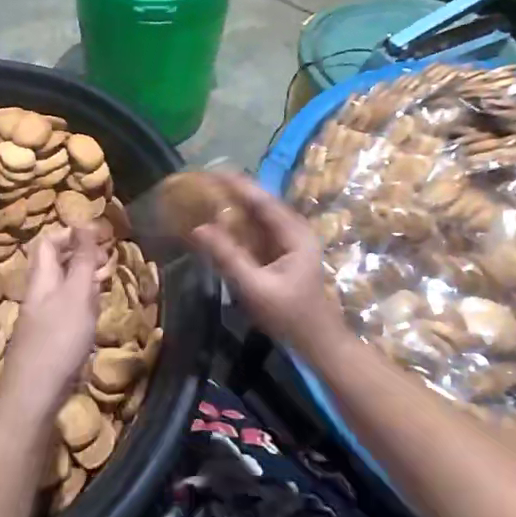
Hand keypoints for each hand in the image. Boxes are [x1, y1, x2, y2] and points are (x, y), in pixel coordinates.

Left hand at [0, 227, 102, 420]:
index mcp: (40, 279)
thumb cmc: (58, 339)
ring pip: (62, 288)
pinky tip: (96, 312)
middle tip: (107, 259)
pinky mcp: (49, 339)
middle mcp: (37, 294)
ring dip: (83, 280)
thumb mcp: (75, 294)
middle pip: (55, 265)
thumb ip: (81, 260)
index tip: (97, 236)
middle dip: (80, 256)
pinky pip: (66, 311)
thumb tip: (84, 222)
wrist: (35, 393)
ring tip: (107, 280)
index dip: (69, 234)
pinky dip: (82, 304)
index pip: (47, 243)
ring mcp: (41, 318)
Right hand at [187, 172, 342, 355]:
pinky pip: (253, 232)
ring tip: (202, 196)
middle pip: (259, 204)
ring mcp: (286, 244)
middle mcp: (293, 232)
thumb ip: (227, 257)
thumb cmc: (290, 316)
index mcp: (294, 234)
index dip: (236, 185)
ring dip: (231, 207)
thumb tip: (198, 228)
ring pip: (256, 217)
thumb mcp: (255, 287)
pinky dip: (234, 225)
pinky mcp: (278, 256)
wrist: (317, 344)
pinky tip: (214, 223)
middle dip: (230, 192)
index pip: (262, 201)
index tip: (209, 172)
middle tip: (199, 182)